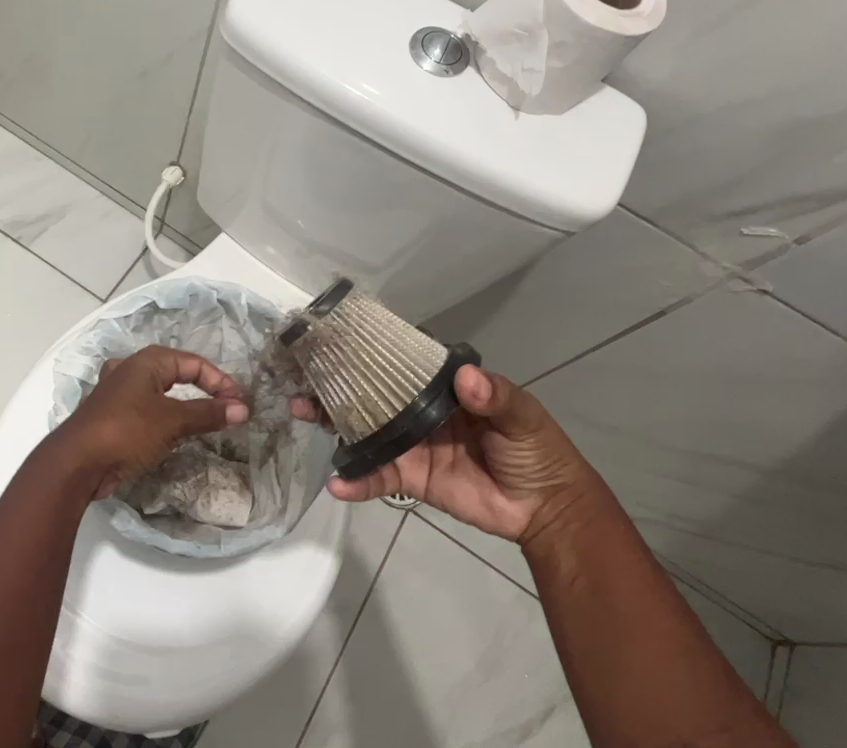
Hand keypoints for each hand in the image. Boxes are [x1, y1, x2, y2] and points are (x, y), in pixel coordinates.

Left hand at [49, 345, 249, 500]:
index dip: (221, 382)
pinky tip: (174, 433)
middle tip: (227, 411)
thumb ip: (207, 413)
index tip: (240, 405)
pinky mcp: (113, 417)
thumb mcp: (172, 420)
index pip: (194, 364)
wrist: (76, 463)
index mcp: (146, 361)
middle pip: (178, 374)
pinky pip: (148, 411)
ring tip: (206, 421)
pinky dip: (167, 418)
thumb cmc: (126, 431)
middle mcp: (131, 370)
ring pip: (161, 393)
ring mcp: (118, 394)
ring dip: (185, 405)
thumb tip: (243, 408)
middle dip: (205, 390)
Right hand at [289, 365, 597, 544]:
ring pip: (364, 431)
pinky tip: (335, 483)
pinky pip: (377, 477)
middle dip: (336, 385)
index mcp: (441, 388)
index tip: (334, 339)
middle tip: (302, 373)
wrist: (546, 507)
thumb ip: (496, 397)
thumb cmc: (536, 449)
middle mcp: (418, 411)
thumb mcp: (523, 416)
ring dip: (332, 423)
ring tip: (301, 412)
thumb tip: (467, 379)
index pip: (399, 365)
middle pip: (371, 395)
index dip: (369, 353)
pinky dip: (356, 481)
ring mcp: (411, 445)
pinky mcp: (410, 479)